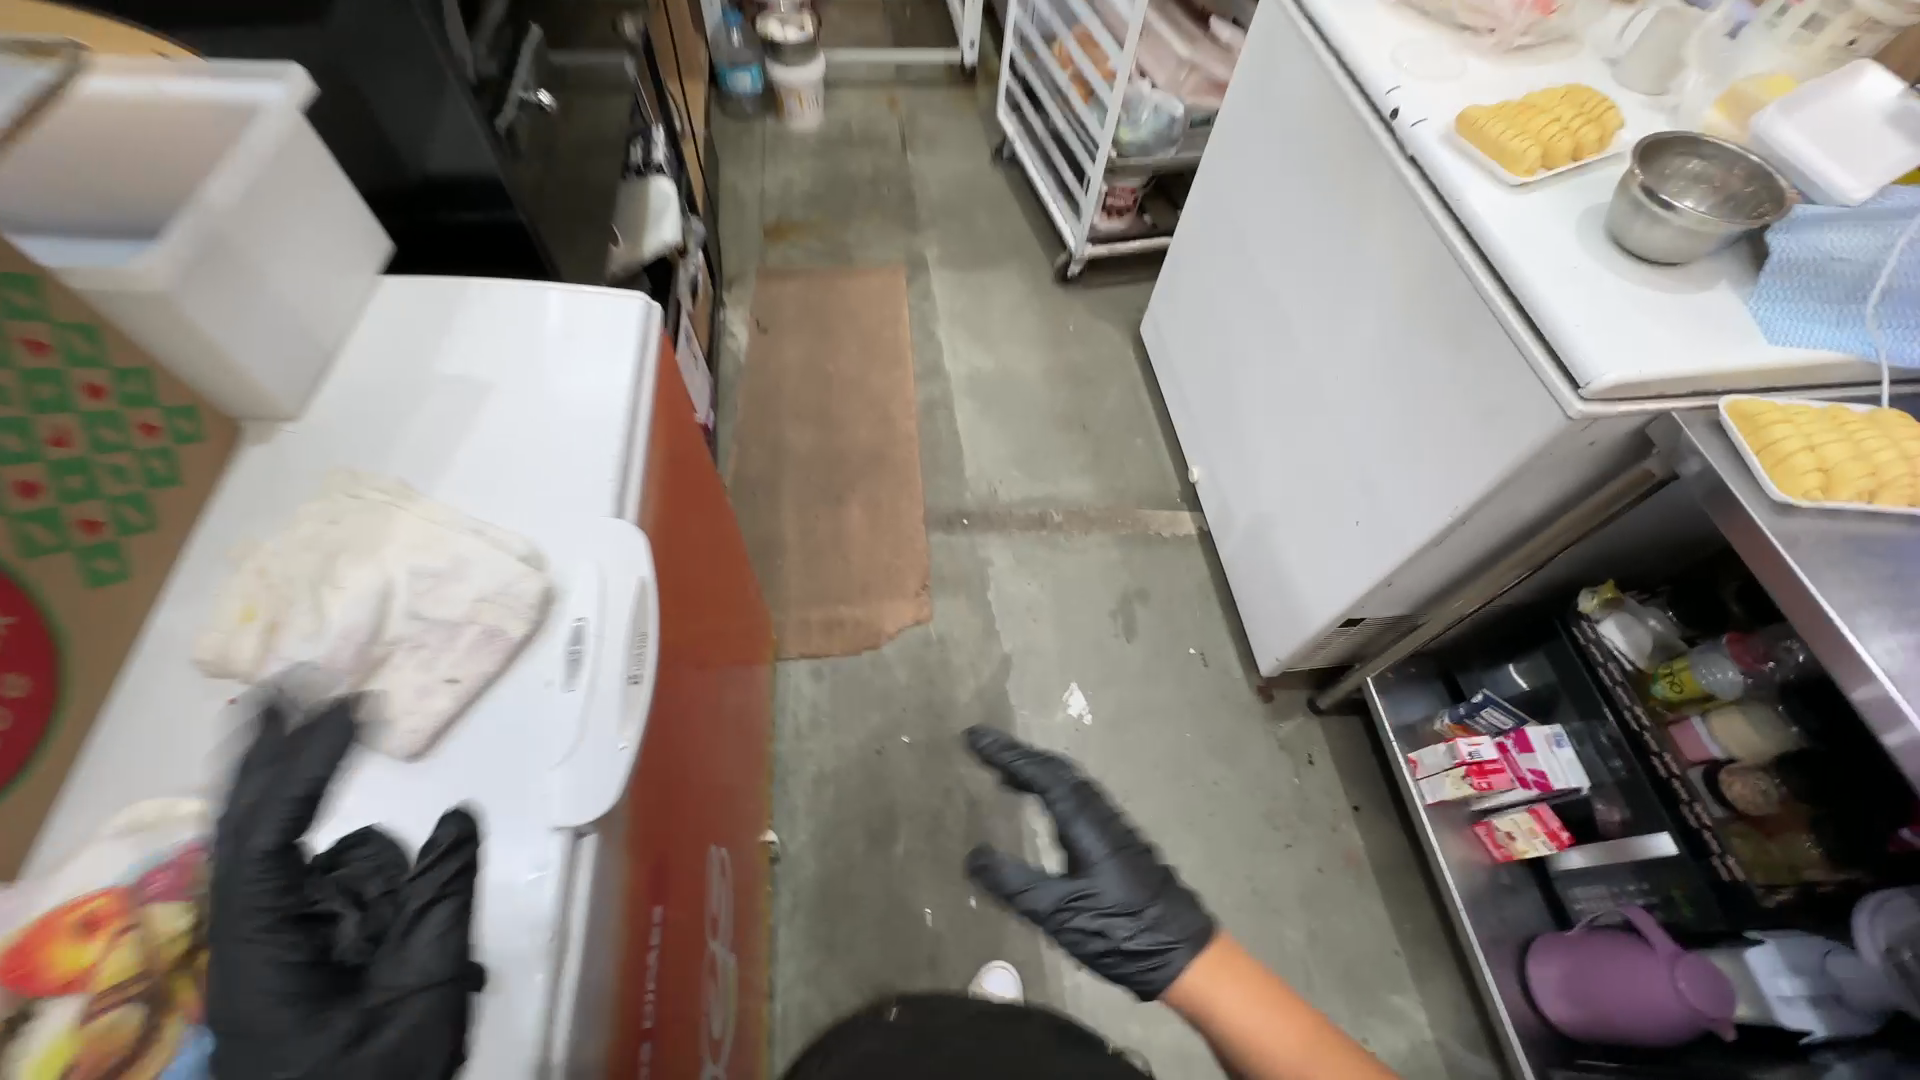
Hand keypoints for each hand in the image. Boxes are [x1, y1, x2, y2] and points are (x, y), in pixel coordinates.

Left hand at [208, 696, 483, 1079]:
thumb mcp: (419, 994)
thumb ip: (439, 902)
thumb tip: (457, 818)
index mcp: (264, 945)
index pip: (267, 836)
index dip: (303, 768)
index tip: (350, 709)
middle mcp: (262, 928)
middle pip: (252, 824)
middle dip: (270, 754)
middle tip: (292, 685)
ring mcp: (289, 934)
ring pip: (328, 856)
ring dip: (360, 864)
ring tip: (406, 857)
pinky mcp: (316, 943)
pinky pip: (354, 882)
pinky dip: (384, 872)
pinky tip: (413, 917)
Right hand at [963, 725, 1214, 1000]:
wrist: (1184, 956)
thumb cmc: (1120, 933)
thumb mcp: (1059, 915)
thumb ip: (1014, 885)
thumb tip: (973, 856)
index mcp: (1085, 823)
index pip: (1041, 774)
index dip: (1007, 754)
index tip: (974, 738)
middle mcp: (1100, 815)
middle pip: (1057, 771)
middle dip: (1019, 755)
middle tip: (984, 748)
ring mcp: (1114, 828)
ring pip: (1071, 784)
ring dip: (1036, 771)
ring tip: (1003, 775)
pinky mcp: (1120, 845)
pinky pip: (1078, 800)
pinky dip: (1052, 791)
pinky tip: (1043, 811)